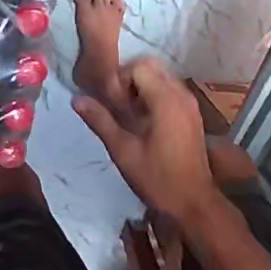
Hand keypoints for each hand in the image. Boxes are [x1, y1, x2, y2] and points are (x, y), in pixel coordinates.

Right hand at [73, 59, 223, 222]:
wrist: (193, 203)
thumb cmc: (156, 178)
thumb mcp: (122, 150)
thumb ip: (100, 120)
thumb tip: (77, 99)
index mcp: (165, 100)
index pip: (139, 67)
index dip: (120, 79)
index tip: (111, 102)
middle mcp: (181, 95)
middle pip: (152, 66)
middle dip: (130, 79)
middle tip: (117, 105)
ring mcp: (190, 104)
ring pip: (162, 77)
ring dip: (142, 87)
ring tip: (128, 114)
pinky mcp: (192, 114)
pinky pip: (171, 90)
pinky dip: (154, 95)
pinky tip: (143, 121)